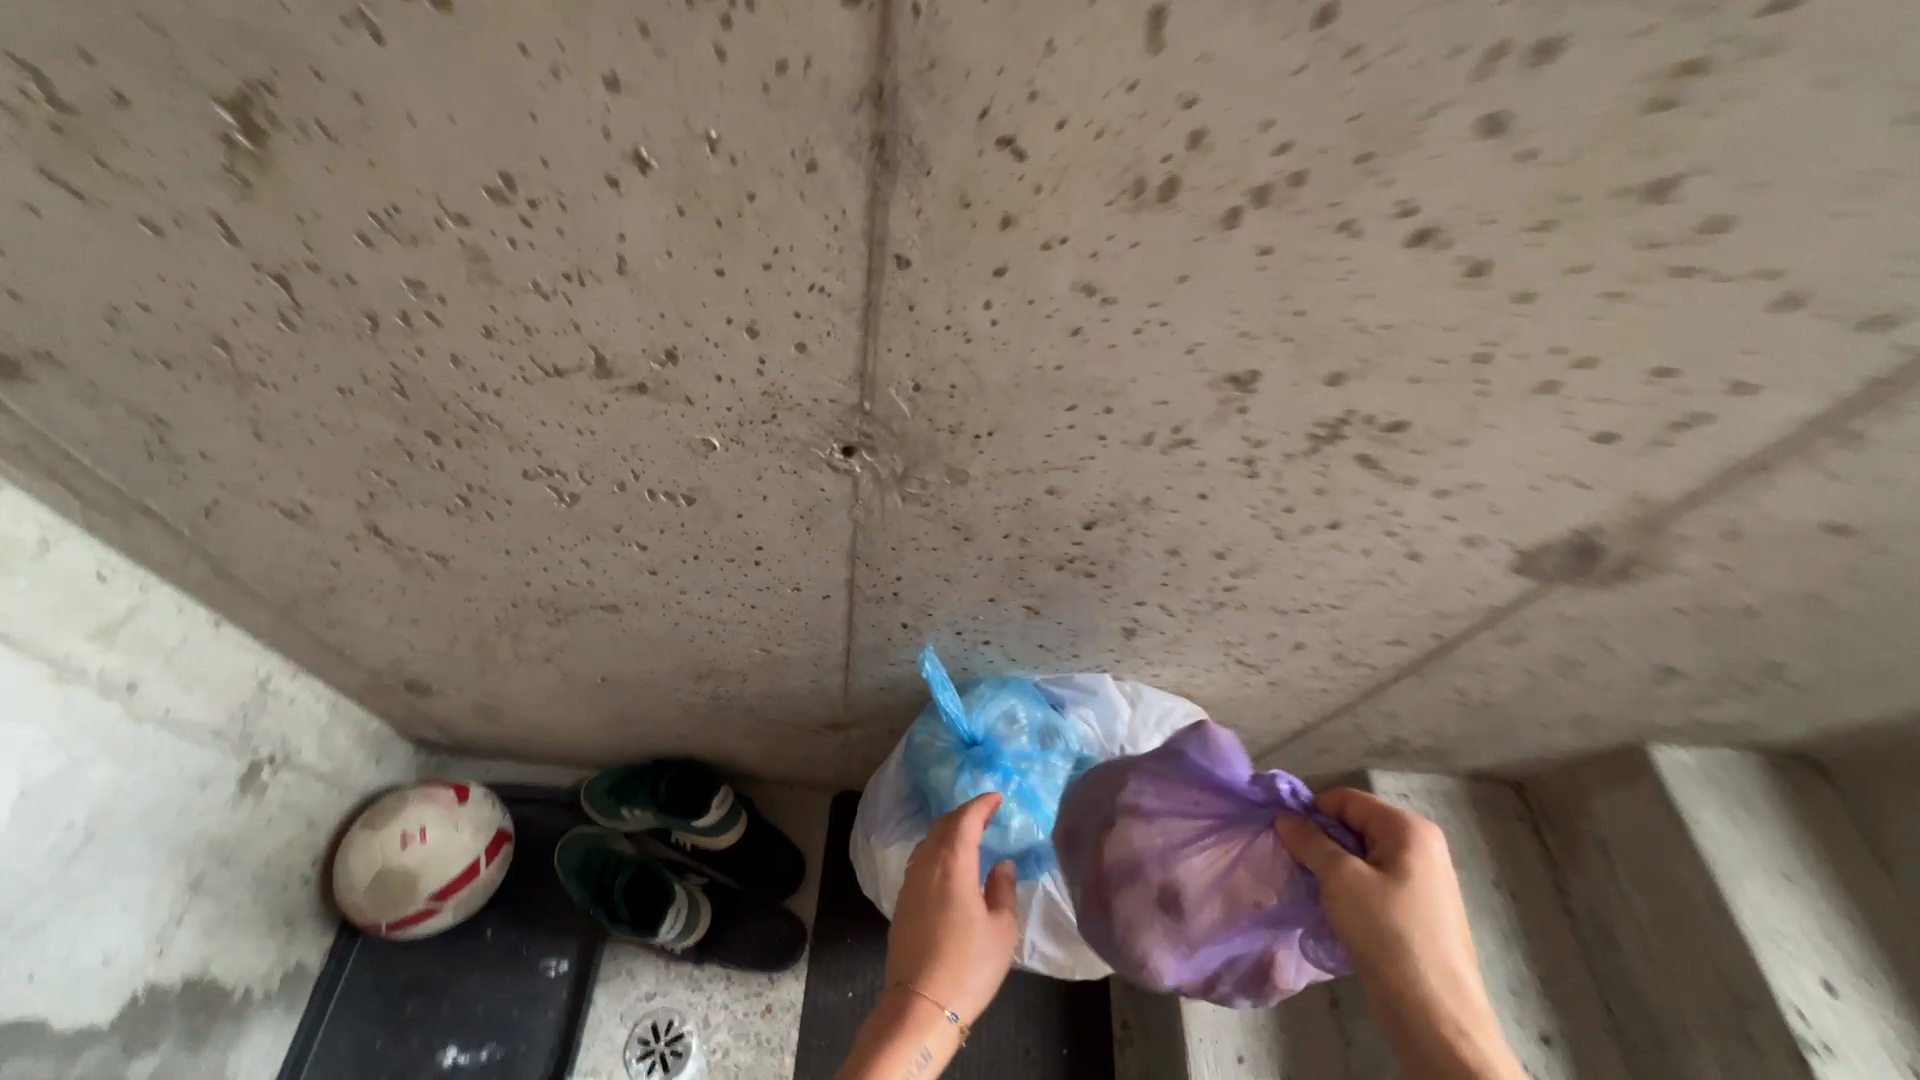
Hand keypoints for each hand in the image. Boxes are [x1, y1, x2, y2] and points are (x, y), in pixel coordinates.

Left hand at [887, 792, 1020, 1023]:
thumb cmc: (969, 966)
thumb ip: (1002, 889)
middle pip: (943, 826)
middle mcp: (926, 865)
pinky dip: (937, 851)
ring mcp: (909, 884)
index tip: (997, 797)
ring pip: (928, 842)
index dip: (982, 804)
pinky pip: (920, 861)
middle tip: (986, 814)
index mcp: (952, 864)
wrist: (921, 1005)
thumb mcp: (1002, 929)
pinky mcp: (902, 903)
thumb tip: (1001, 865)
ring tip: (969, 836)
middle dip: (965, 814)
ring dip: (948, 832)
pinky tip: (949, 865)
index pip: (966, 820)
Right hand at [1278, 789, 1523, 1079]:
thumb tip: (1284, 817)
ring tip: (1315, 891)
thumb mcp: (1340, 879)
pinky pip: (1376, 881)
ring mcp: (1425, 879)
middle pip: (1356, 825)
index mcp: (1409, 829)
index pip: (1346, 799)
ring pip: (1364, 856)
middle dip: (1322, 841)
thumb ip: (1310, 841)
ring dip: (1334, 867)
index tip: (1285, 838)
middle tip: (1297, 865)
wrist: (1434, 1012)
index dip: (1311, 812)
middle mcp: (1423, 846)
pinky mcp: (1420, 909)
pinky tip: (1338, 911)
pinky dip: (1351, 888)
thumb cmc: (1387, 933)